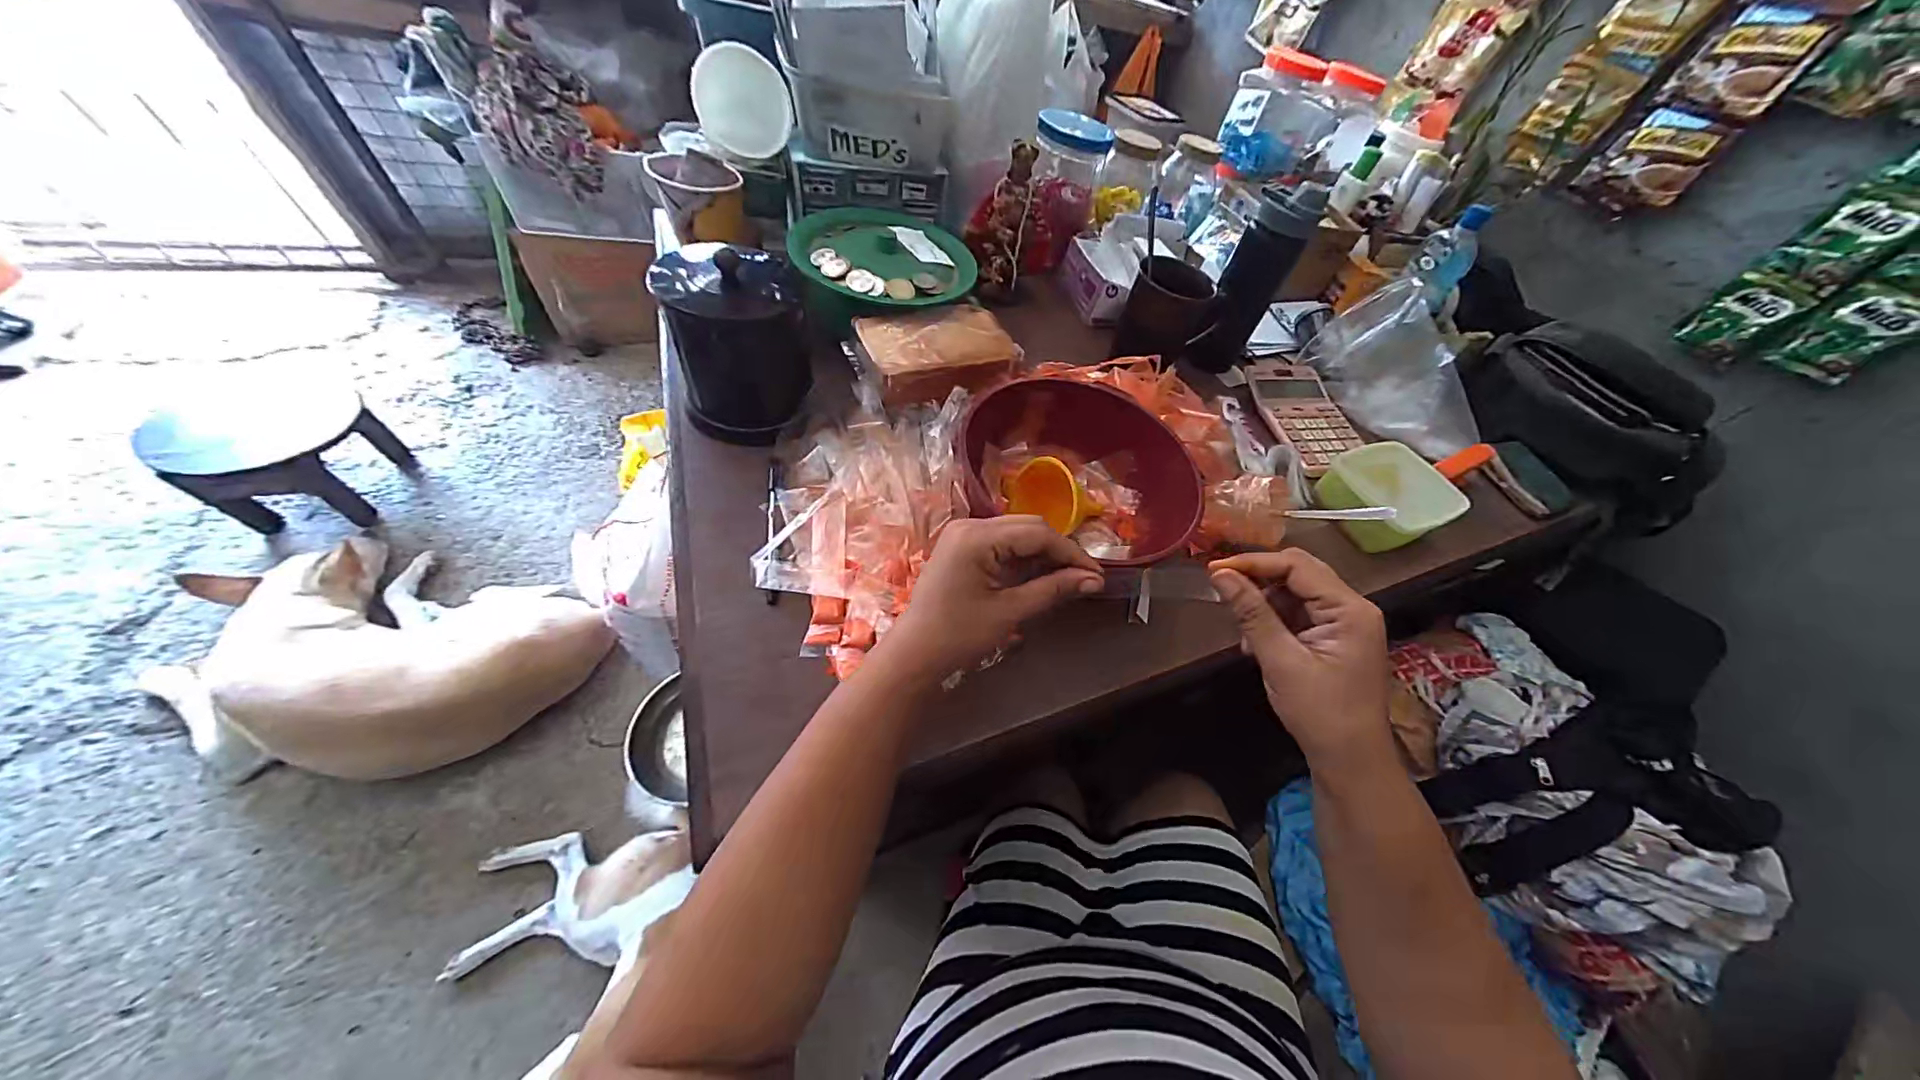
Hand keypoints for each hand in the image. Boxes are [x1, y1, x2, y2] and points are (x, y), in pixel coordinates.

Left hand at [877, 516, 1103, 683]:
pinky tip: (1040, 576)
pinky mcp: (961, 547)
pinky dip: (1023, 558)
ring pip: (1017, 533)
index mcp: (976, 536)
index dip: (1071, 553)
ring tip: (1068, 580)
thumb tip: (1094, 580)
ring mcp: (962, 534)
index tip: (1097, 576)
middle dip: (1059, 551)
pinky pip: (1001, 543)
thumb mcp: (1010, 612)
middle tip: (1085, 579)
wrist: (915, 653)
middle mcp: (969, 525)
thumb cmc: (958, 635)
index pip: (1038, 533)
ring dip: (1043, 554)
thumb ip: (1053, 589)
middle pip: (1028, 527)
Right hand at [1208, 550, 1392, 769]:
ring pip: (1296, 593)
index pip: (1296, 566)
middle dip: (1258, 578)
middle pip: (1299, 573)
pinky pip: (1299, 614)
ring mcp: (1345, 623)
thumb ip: (1252, 613)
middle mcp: (1353, 608)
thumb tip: (1219, 575)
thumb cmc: (1320, 712)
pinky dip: (1273, 620)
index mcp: (1350, 609)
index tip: (1214, 568)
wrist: (1351, 760)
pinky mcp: (1334, 639)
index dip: (1253, 563)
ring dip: (1264, 602)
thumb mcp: (1280, 660)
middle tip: (1220, 585)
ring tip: (1242, 630)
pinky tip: (1255, 642)